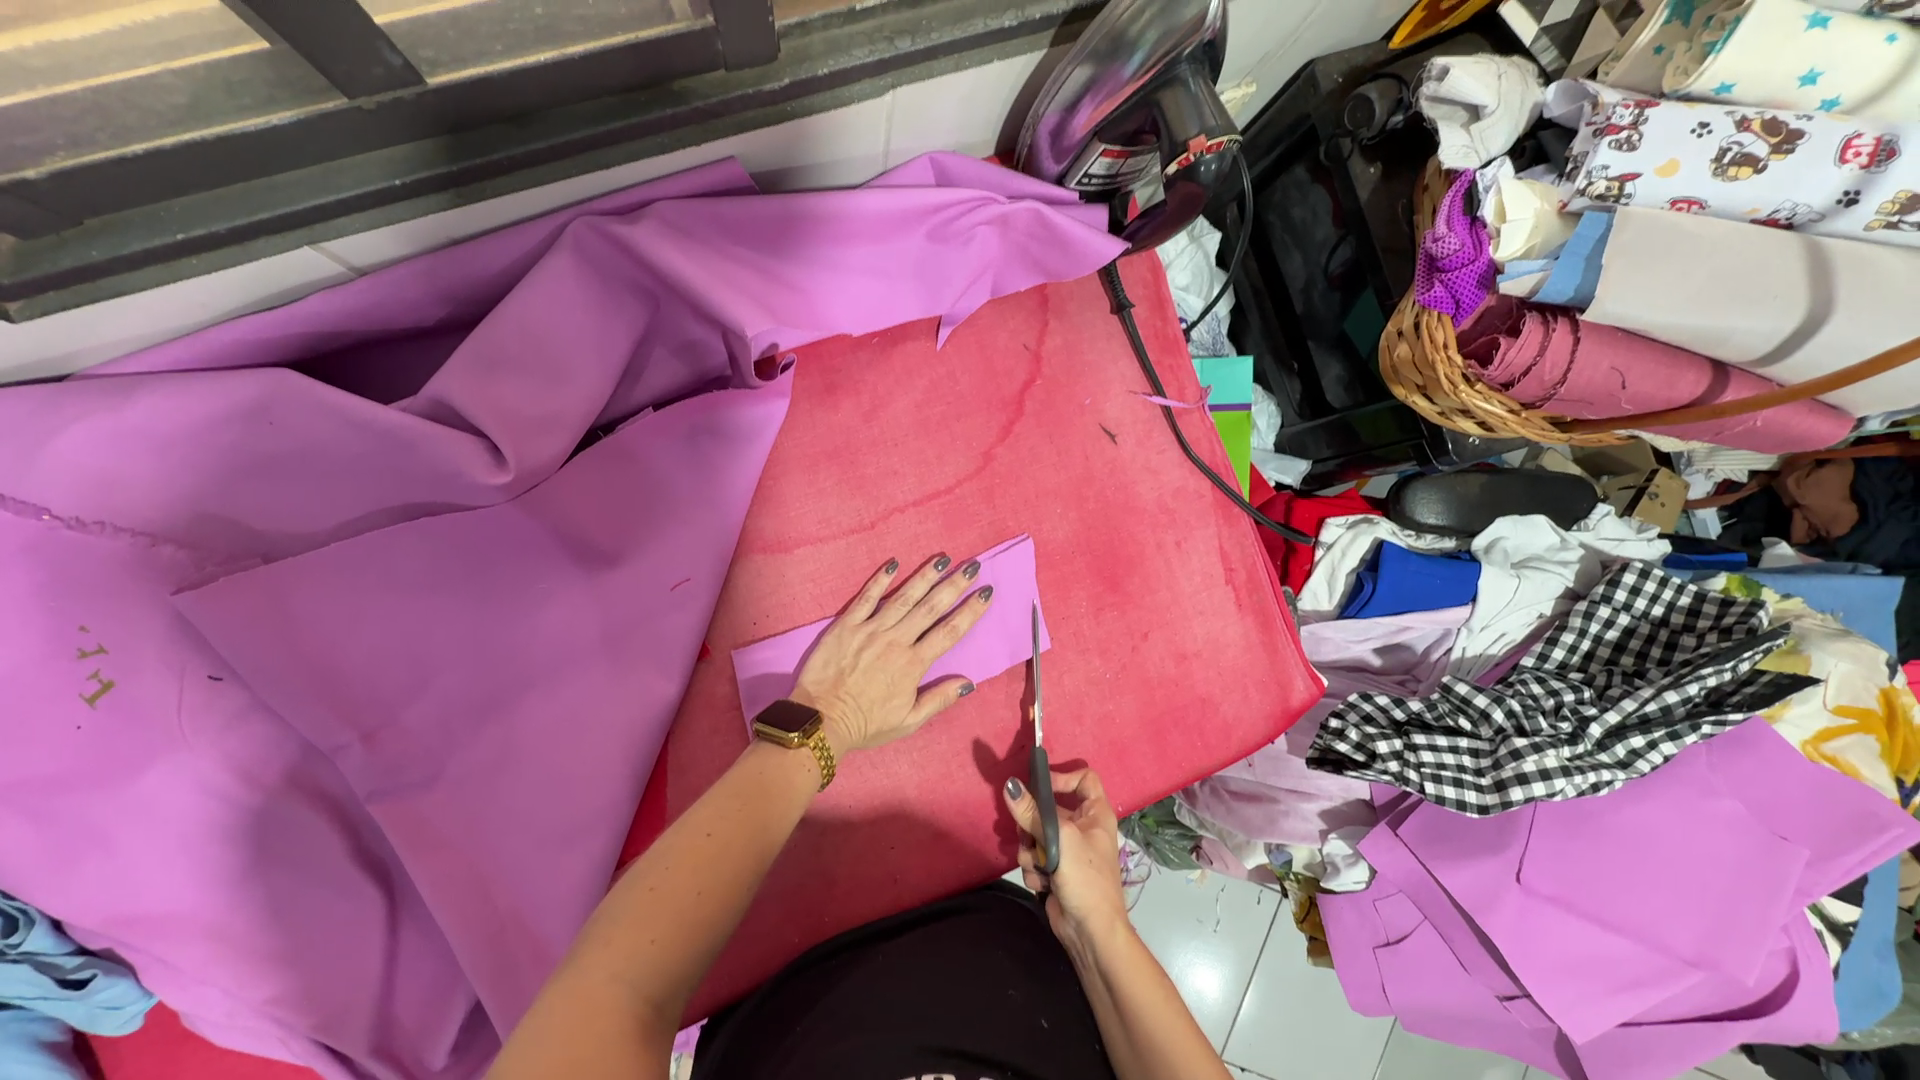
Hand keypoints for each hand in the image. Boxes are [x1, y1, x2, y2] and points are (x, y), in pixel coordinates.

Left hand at [790, 553, 994, 754]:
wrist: (820, 720)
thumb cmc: (866, 724)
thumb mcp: (908, 722)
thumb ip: (939, 700)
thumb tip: (968, 683)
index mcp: (913, 664)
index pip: (949, 632)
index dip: (970, 611)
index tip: (986, 593)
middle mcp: (896, 641)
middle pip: (931, 607)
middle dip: (954, 584)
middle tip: (972, 565)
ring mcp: (870, 629)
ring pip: (903, 597)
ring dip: (924, 576)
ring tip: (942, 559)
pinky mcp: (846, 625)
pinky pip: (866, 597)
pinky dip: (880, 580)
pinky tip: (894, 564)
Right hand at [1005, 767, 1128, 951]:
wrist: (1090, 932)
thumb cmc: (1086, 878)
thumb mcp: (1059, 839)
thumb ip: (1032, 812)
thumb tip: (1010, 786)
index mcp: (1095, 813)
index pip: (1083, 779)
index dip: (1061, 778)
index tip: (1039, 789)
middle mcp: (1082, 828)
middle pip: (1049, 809)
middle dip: (1033, 824)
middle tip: (1027, 834)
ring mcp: (1067, 850)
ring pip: (1036, 835)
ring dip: (1031, 852)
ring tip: (1038, 865)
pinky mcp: (1055, 870)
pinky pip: (1034, 858)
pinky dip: (1034, 870)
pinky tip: (1043, 883)